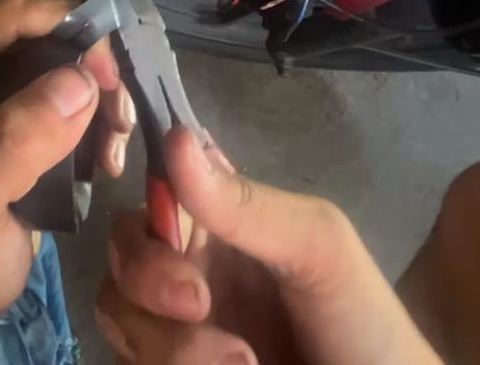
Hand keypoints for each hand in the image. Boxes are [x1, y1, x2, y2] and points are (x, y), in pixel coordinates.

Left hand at [0, 0, 132, 363]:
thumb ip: (17, 145)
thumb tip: (78, 81)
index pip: (7, 5)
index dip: (69, 22)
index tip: (110, 78)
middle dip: (83, 30)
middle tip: (115, 92)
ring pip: (43, 10)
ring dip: (89, 51)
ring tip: (115, 120)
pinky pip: (48, 38)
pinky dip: (85, 68)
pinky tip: (102, 123)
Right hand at [97, 127, 439, 364]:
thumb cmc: (362, 322)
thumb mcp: (318, 248)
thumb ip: (245, 203)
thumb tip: (175, 138)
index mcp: (216, 218)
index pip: (154, 181)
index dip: (148, 192)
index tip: (173, 223)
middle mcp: (186, 262)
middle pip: (122, 246)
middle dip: (146, 273)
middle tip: (199, 303)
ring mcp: (173, 326)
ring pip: (117, 311)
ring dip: (168, 343)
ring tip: (243, 362)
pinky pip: (131, 359)